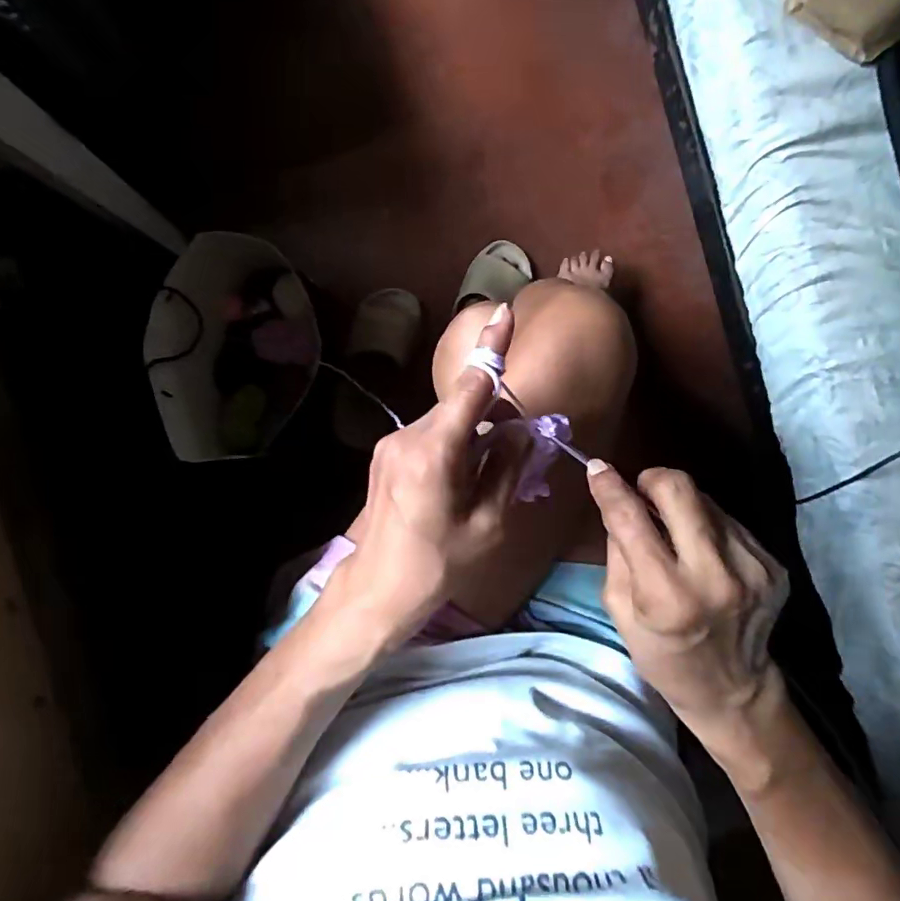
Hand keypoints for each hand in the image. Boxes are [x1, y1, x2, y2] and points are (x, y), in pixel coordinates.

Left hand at [315, 304, 531, 648]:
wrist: (378, 587)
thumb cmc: (439, 563)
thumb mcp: (488, 522)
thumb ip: (507, 466)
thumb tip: (521, 430)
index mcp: (434, 452)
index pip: (471, 388)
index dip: (492, 349)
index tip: (507, 312)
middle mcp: (407, 435)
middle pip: (462, 405)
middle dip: (493, 416)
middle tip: (517, 450)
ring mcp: (391, 442)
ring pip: (446, 420)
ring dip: (472, 434)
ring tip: (482, 478)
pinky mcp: (385, 451)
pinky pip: (430, 434)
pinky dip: (453, 444)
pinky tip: (458, 480)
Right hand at [587, 464, 789, 728]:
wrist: (734, 690)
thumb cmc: (662, 654)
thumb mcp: (619, 608)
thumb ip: (618, 550)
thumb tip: (615, 497)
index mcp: (667, 595)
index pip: (631, 519)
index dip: (609, 487)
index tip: (597, 468)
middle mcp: (715, 575)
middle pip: (678, 488)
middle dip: (651, 480)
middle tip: (640, 493)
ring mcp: (751, 567)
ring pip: (705, 499)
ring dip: (681, 506)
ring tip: (675, 534)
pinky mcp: (773, 563)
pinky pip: (728, 520)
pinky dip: (706, 525)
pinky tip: (703, 552)